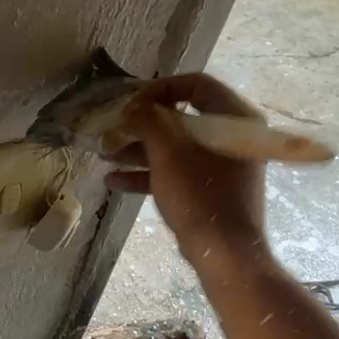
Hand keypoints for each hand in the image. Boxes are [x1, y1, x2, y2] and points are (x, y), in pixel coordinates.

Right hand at [103, 73, 270, 271]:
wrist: (223, 253)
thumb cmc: (200, 195)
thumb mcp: (169, 151)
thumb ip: (148, 120)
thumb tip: (133, 108)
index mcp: (234, 117)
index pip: (195, 85)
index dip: (159, 90)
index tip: (129, 105)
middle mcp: (231, 137)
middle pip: (180, 118)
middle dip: (140, 125)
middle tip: (111, 131)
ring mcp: (220, 165)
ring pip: (173, 147)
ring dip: (136, 150)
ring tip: (105, 155)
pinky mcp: (208, 190)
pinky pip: (174, 172)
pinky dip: (146, 174)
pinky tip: (114, 181)